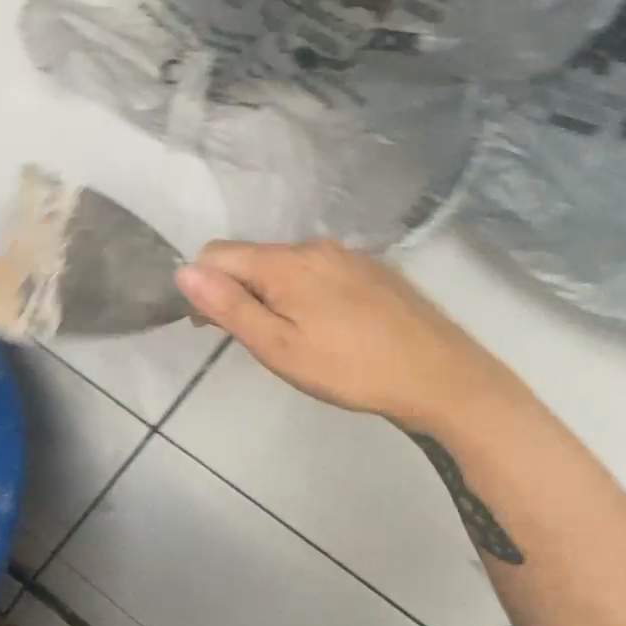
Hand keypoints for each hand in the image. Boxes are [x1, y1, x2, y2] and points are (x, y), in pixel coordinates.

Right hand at [174, 240, 525, 433]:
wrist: (443, 378)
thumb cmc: (350, 370)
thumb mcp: (278, 347)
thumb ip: (229, 307)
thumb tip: (183, 272)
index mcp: (285, 263)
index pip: (216, 253)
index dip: (202, 287)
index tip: (212, 327)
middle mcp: (313, 247)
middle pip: (250, 257)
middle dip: (235, 291)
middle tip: (252, 341)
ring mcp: (346, 256)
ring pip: (284, 266)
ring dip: (268, 293)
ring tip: (288, 339)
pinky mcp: (370, 270)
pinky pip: (315, 272)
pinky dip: (301, 294)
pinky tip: (323, 330)